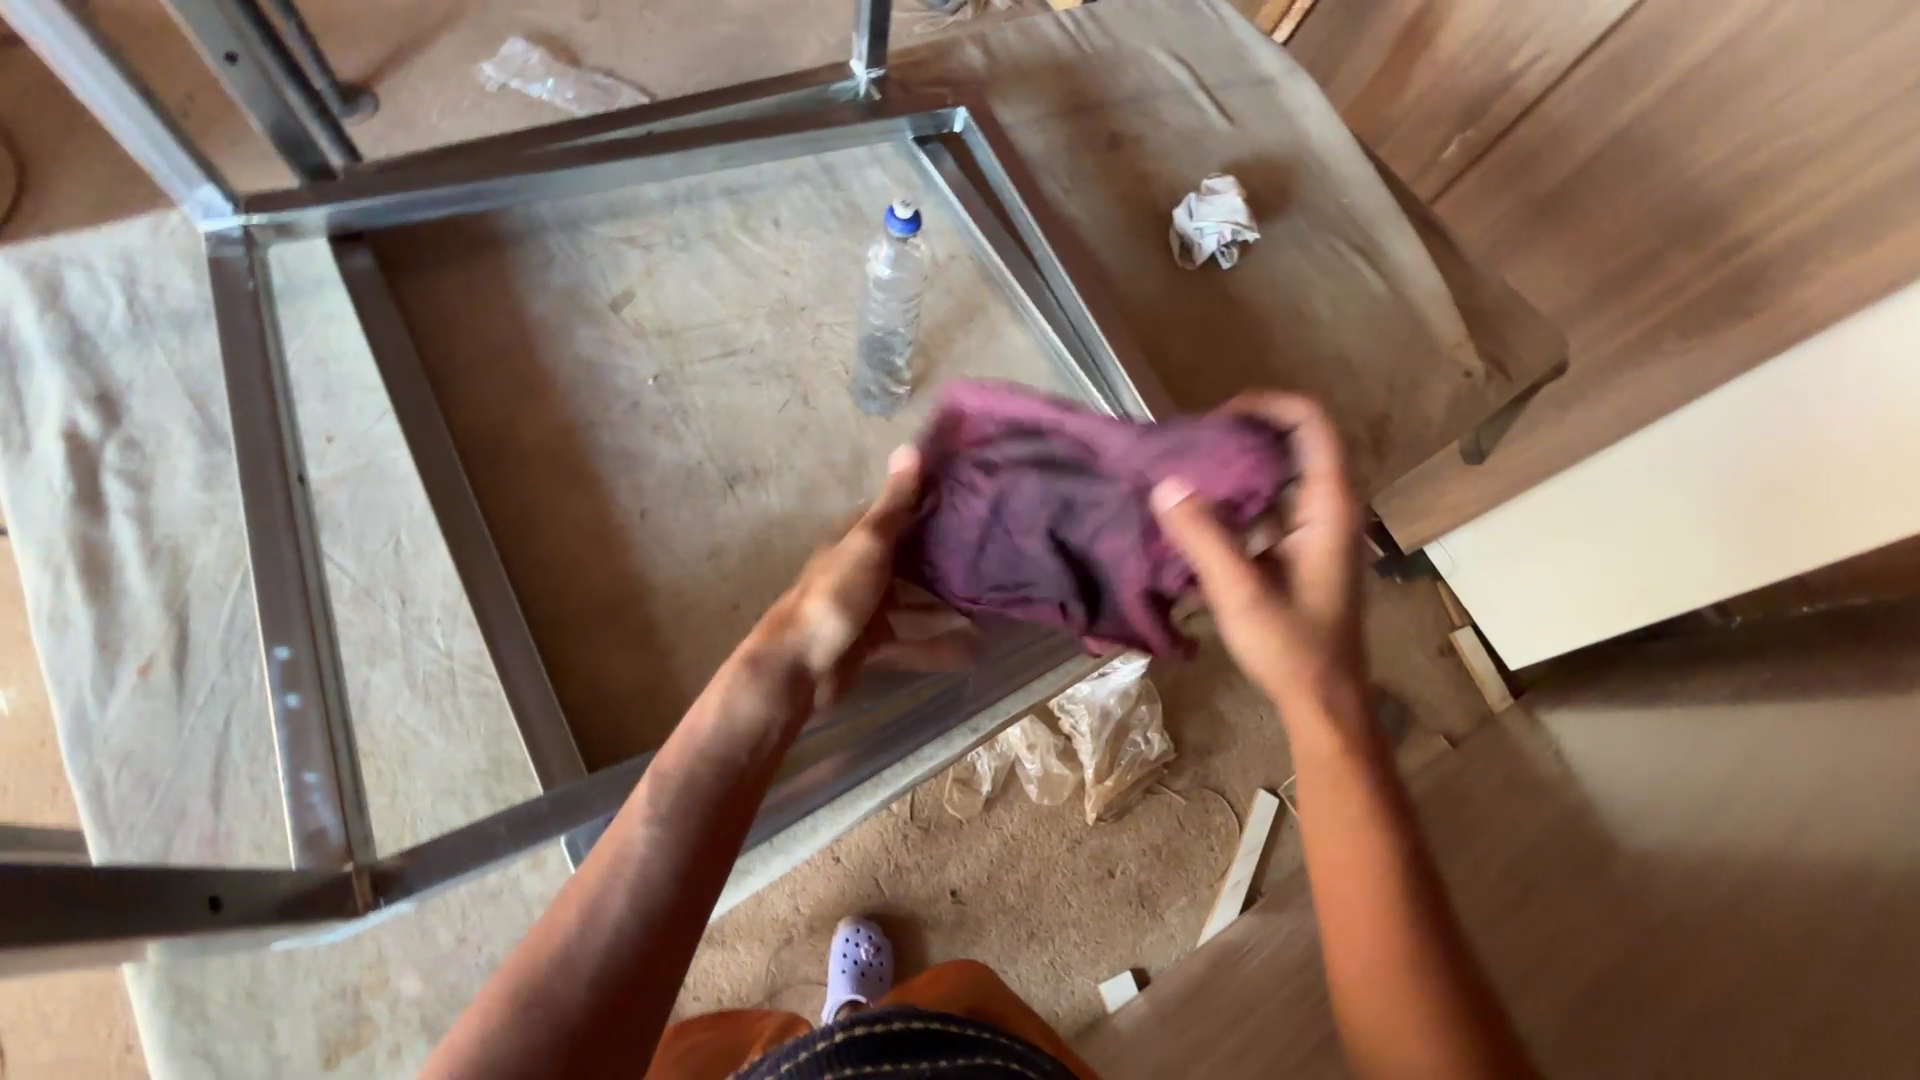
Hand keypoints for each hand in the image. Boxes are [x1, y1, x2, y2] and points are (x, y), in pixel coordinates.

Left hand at [752, 446, 966, 703]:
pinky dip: (937, 646)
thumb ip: (893, 504)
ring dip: (941, 602)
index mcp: (854, 542)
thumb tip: (910, 447)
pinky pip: (911, 643)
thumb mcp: (868, 545)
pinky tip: (972, 649)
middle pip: (905, 558)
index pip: (892, 513)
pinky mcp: (871, 646)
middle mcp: (859, 571)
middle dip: (940, 555)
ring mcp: (865, 610)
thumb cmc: (834, 598)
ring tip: (986, 598)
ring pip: (911, 601)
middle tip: (989, 549)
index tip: (966, 496)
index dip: (924, 502)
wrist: (799, 668)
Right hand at [1150, 392, 1367, 724]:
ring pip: (1280, 472)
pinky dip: (1237, 495)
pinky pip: (1269, 502)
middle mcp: (1329, 507)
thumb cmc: (1291, 647)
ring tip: (1188, 469)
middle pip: (1294, 440)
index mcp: (1329, 506)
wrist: (1323, 698)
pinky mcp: (1299, 548)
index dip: (1266, 406)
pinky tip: (1199, 511)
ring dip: (1237, 464)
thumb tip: (1165, 484)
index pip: (1311, 423)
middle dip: (1243, 433)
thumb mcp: (1240, 592)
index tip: (1215, 420)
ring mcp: (1316, 528)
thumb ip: (1203, 537)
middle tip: (1191, 444)